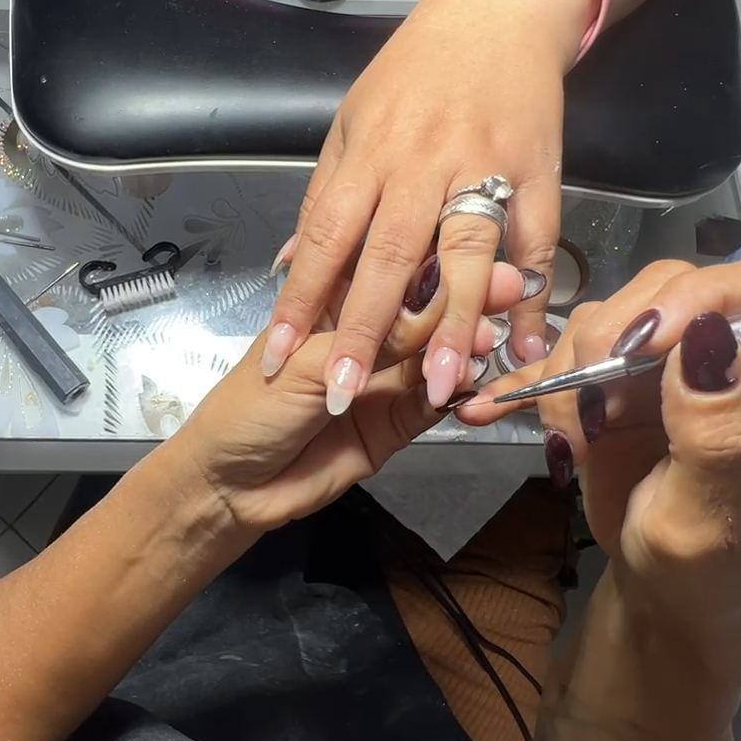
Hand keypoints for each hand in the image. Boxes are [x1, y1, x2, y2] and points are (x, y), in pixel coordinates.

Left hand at [159, 263, 532, 537]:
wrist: (232, 487)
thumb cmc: (250, 407)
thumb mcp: (308, 364)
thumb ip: (375, 341)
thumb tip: (440, 304)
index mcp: (334, 304)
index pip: (390, 272)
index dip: (432, 263)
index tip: (474, 252)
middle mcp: (367, 335)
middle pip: (424, 312)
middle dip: (463, 299)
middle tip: (509, 289)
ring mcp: (385, 380)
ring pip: (438, 356)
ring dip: (466, 346)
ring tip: (491, 340)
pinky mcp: (398, 423)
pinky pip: (437, 404)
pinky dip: (459, 393)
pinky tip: (477, 383)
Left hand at [263, 0, 597, 414]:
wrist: (499, 8)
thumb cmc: (412, 74)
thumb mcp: (351, 124)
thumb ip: (325, 196)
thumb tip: (291, 264)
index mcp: (368, 154)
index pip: (324, 240)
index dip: (297, 303)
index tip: (272, 361)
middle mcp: (422, 165)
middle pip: (389, 257)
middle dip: (363, 331)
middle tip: (340, 396)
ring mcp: (485, 168)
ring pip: (466, 255)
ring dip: (454, 325)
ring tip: (442, 388)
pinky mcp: (540, 173)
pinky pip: (536, 243)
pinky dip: (532, 294)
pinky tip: (524, 346)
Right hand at [458, 258, 740, 624]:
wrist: (666, 596)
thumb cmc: (706, 574)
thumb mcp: (711, 523)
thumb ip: (716, 436)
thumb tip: (707, 340)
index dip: (701, 295)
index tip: (638, 345)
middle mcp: (721, 365)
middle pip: (667, 290)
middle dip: (612, 339)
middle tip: (589, 411)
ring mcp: (660, 374)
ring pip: (605, 321)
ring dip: (568, 375)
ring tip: (569, 442)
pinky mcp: (610, 390)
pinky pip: (560, 363)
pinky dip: (522, 385)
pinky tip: (487, 409)